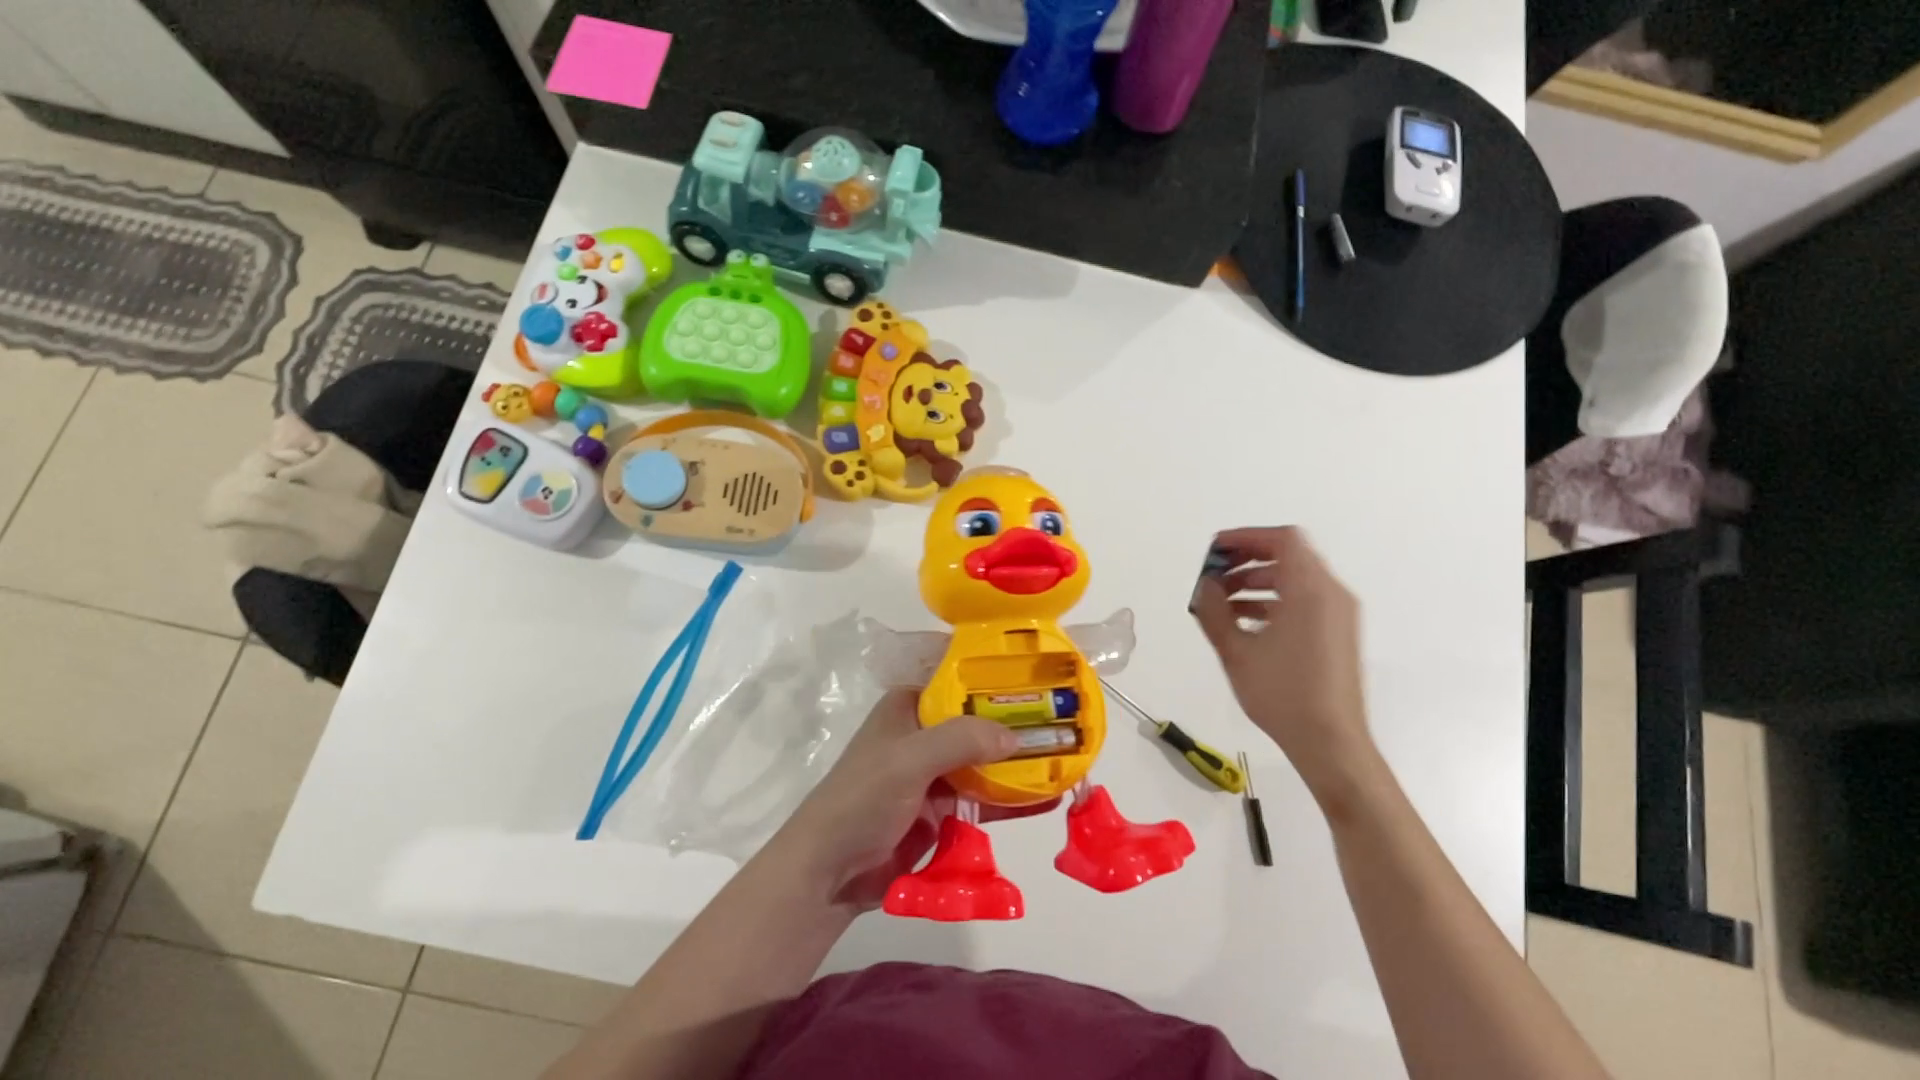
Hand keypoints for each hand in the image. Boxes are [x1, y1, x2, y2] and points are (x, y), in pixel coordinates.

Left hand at [768, 690, 1053, 910]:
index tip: (1042, 672)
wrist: (829, 872)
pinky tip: (1050, 798)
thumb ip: (960, 741)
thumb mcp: (907, 760)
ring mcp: (936, 775)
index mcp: (910, 707)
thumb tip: (1016, 735)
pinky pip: (987, 799)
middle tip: (1069, 720)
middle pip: (981, 721)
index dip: (998, 674)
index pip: (960, 678)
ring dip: (1022, 762)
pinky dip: (1015, 799)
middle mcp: (925, 734)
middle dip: (1021, 722)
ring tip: (1070, 758)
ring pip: (988, 761)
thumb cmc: (861, 800)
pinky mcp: (944, 812)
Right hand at [1189, 527, 1373, 801]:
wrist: (1331, 741)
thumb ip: (1215, 611)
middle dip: (1247, 561)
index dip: (1245, 537)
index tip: (1215, 552)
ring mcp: (1339, 614)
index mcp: (1310, 590)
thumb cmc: (1282, 694)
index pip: (1282, 539)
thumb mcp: (1237, 652)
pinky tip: (1246, 625)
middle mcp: (1331, 593)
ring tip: (1223, 603)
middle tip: (1214, 577)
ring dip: (1258, 583)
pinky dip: (1275, 601)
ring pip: (1296, 580)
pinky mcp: (1339, 634)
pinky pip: (1305, 601)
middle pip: (1289, 556)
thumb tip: (1205, 585)